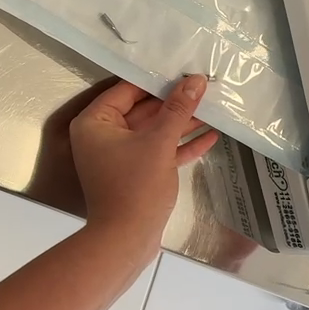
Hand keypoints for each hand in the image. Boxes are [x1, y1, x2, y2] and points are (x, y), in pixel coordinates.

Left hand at [69, 76, 219, 247]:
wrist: (127, 239)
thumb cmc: (135, 187)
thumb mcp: (159, 142)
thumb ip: (177, 110)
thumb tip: (195, 81)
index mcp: (95, 123)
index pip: (127, 90)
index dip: (156, 80)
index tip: (184, 70)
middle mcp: (102, 136)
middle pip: (142, 110)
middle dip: (174, 102)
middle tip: (203, 86)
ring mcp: (118, 156)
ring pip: (153, 132)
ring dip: (182, 123)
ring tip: (214, 108)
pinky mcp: (135, 173)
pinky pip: (158, 151)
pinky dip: (180, 145)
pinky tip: (209, 136)